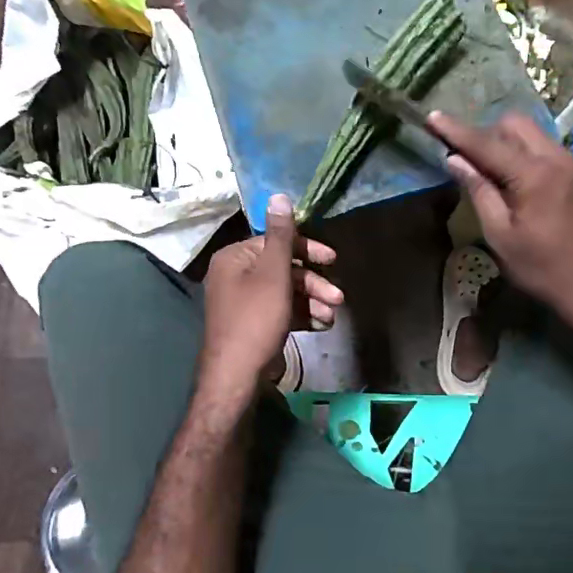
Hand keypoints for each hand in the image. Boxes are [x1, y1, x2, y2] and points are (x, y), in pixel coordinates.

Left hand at [197, 194, 341, 408]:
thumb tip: (279, 196)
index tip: (333, 259)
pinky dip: (302, 315)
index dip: (307, 249)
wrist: (237, 377)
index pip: (275, 242)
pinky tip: (323, 325)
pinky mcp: (255, 323)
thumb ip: (281, 236)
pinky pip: (282, 310)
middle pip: (283, 268)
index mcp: (234, 257)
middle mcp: (236, 275)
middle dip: (313, 282)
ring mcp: (245, 301)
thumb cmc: (256, 319)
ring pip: (286, 291)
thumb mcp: (273, 274)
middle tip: (338, 297)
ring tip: (332, 316)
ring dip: (313, 300)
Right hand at [428, 111, 572, 324]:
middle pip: (517, 125)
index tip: (432, 117)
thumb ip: (479, 192)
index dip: (456, 130)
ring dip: (513, 147)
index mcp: (536, 174)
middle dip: (489, 133)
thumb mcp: (500, 237)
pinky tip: (532, 192)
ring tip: (501, 179)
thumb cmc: (544, 270)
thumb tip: (455, 160)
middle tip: (472, 162)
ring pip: (538, 137)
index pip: (487, 143)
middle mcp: (562, 159)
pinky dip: (535, 161)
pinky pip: (556, 155)